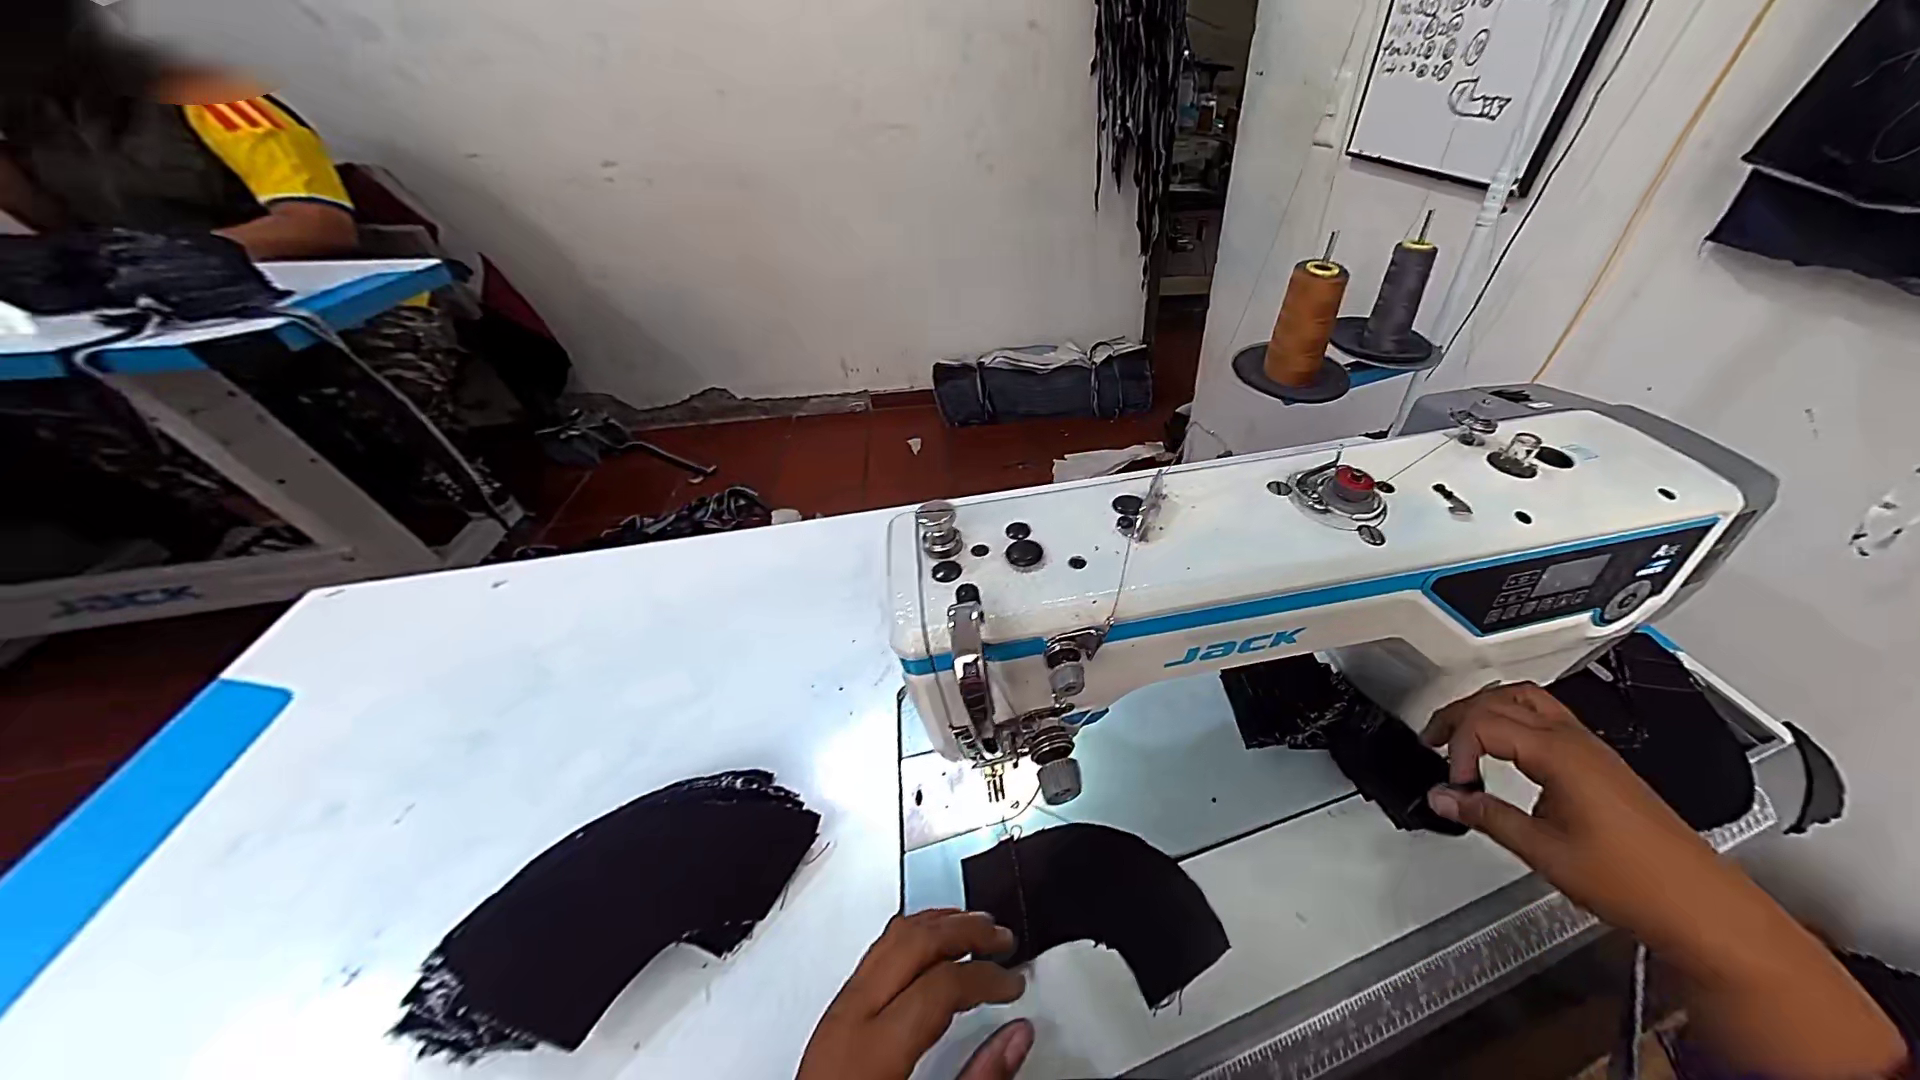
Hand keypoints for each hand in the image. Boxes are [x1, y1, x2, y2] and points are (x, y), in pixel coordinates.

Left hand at [798, 910, 1031, 1079]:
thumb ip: (978, 1078)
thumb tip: (1016, 1037)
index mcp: (873, 1051)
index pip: (941, 984)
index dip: (986, 977)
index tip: (1013, 983)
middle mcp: (851, 1017)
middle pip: (915, 943)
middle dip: (966, 931)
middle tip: (1001, 937)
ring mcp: (839, 1009)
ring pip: (894, 936)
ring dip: (940, 924)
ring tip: (975, 926)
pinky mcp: (836, 1010)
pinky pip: (880, 948)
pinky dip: (915, 933)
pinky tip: (934, 938)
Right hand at [1419, 681, 1740, 948]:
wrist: (1708, 912)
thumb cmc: (1641, 884)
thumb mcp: (1543, 851)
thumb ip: (1484, 816)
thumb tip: (1442, 797)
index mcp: (1561, 756)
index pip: (1484, 724)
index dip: (1456, 749)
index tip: (1454, 782)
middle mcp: (1579, 744)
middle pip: (1502, 699)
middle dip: (1458, 714)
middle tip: (1434, 739)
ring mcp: (1595, 752)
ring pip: (1527, 700)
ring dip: (1486, 709)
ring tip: (1460, 733)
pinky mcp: (1603, 766)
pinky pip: (1548, 719)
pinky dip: (1512, 721)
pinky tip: (1503, 748)